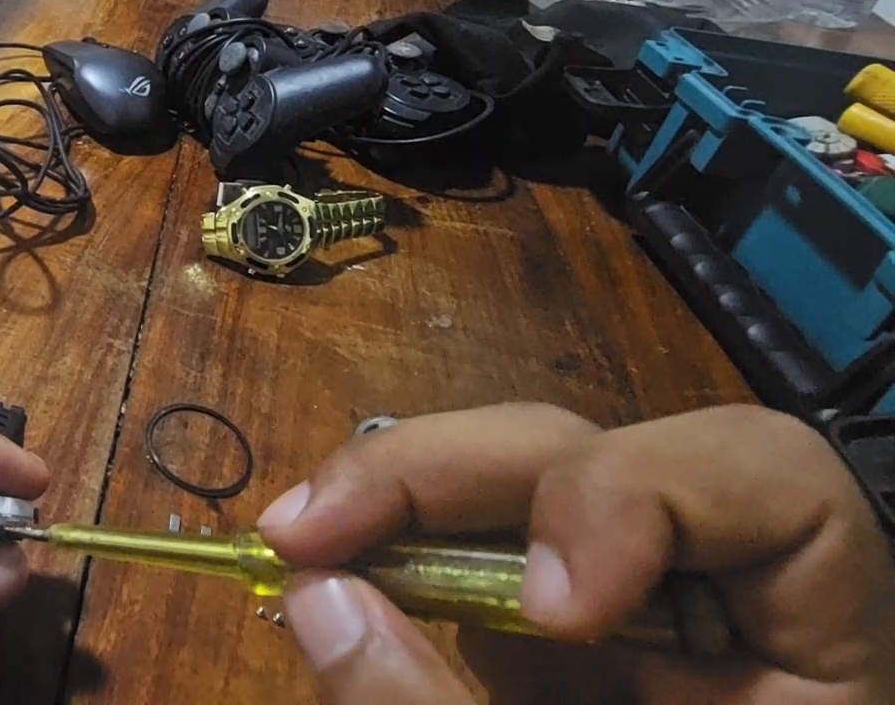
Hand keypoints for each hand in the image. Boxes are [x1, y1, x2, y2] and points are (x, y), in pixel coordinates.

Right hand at [256, 404, 894, 703]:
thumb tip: (313, 592)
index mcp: (802, 650)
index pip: (761, 483)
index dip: (640, 501)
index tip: (552, 615)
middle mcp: (687, 587)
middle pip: (563, 448)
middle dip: (426, 475)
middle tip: (308, 529)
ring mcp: (588, 589)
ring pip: (486, 472)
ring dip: (384, 494)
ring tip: (295, 539)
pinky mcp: (518, 609)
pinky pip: (442, 530)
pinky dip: (374, 533)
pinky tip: (317, 557)